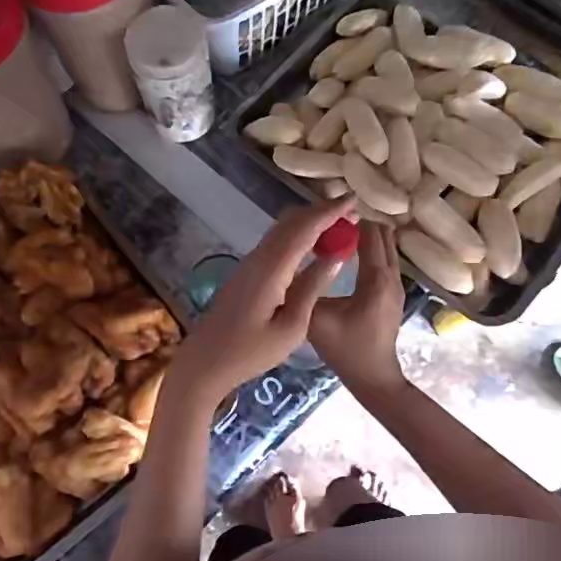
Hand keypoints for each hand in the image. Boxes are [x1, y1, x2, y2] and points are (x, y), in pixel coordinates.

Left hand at [167, 197, 355, 407]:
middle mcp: (258, 259)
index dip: (330, 211)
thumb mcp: (292, 328)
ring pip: (282, 230)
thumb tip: (336, 257)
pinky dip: (297, 235)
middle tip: (352, 211)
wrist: (205, 362)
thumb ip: (313, 288)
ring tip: (338, 224)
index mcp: (271, 270)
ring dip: (309, 222)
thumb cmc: (250, 353)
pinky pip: (276, 243)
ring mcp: (249, 264)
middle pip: (291, 222)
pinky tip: (312, 245)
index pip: (304, 229)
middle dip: (322, 212)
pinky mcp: (246, 273)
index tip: (354, 199)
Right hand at [307, 222, 404, 393]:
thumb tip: (289, 265)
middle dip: (359, 226)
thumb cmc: (346, 350)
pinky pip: (385, 262)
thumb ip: (305, 290)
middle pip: (383, 235)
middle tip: (332, 229)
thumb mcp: (316, 319)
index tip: (327, 221)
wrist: (374, 378)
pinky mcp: (394, 296)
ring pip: (387, 248)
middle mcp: (392, 277)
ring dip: (366, 239)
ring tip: (338, 241)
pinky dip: (371, 253)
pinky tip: (348, 262)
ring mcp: (397, 286)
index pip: (370, 233)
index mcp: (376, 279)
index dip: (350, 221)